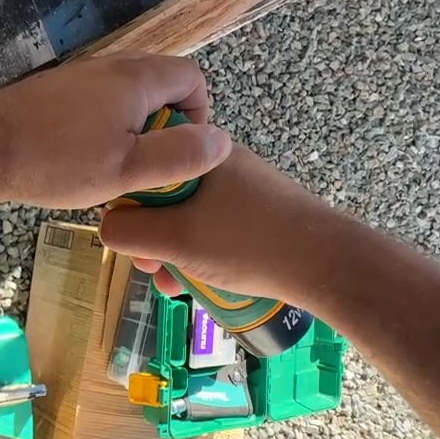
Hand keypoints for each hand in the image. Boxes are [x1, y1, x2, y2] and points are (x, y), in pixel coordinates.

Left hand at [0, 52, 232, 209]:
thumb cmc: (56, 160)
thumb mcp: (127, 168)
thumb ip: (179, 155)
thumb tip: (222, 141)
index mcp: (135, 77)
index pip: (192, 77)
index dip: (200, 114)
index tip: (180, 152)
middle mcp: (107, 66)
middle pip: (157, 83)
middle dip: (163, 123)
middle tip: (146, 163)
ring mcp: (74, 76)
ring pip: (122, 95)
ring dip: (129, 127)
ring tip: (112, 166)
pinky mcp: (49, 92)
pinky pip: (92, 102)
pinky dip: (99, 125)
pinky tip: (78, 158)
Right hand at [98, 143, 364, 309]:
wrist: (333, 268)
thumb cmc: (247, 243)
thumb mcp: (172, 239)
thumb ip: (125, 231)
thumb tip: (107, 227)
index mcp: (197, 153)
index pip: (139, 165)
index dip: (123, 201)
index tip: (125, 235)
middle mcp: (217, 163)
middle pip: (160, 196)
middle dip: (147, 235)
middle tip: (148, 268)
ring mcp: (241, 188)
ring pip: (185, 216)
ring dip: (170, 250)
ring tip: (171, 285)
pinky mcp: (257, 212)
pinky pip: (210, 227)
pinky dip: (197, 251)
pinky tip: (197, 283)